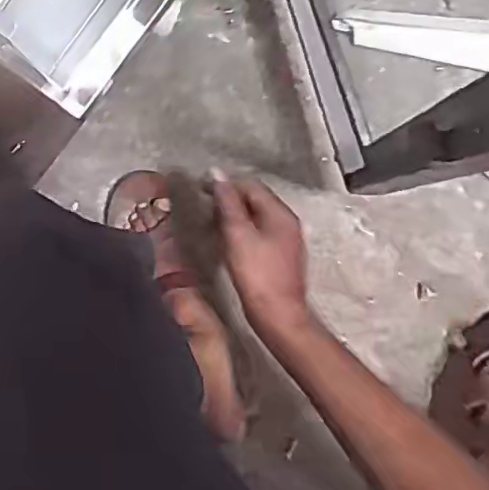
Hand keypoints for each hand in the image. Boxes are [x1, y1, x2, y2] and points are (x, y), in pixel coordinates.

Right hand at [212, 172, 313, 340]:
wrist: (278, 316)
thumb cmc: (256, 273)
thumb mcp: (237, 233)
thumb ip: (227, 202)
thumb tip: (216, 173)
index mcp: (280, 213)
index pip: (251, 186)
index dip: (226, 184)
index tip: (202, 190)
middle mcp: (287, 221)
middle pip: (255, 198)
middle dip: (229, 198)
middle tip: (205, 207)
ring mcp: (286, 239)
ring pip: (256, 215)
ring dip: (234, 214)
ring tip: (212, 222)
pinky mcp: (280, 254)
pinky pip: (259, 230)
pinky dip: (241, 229)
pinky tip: (228, 239)